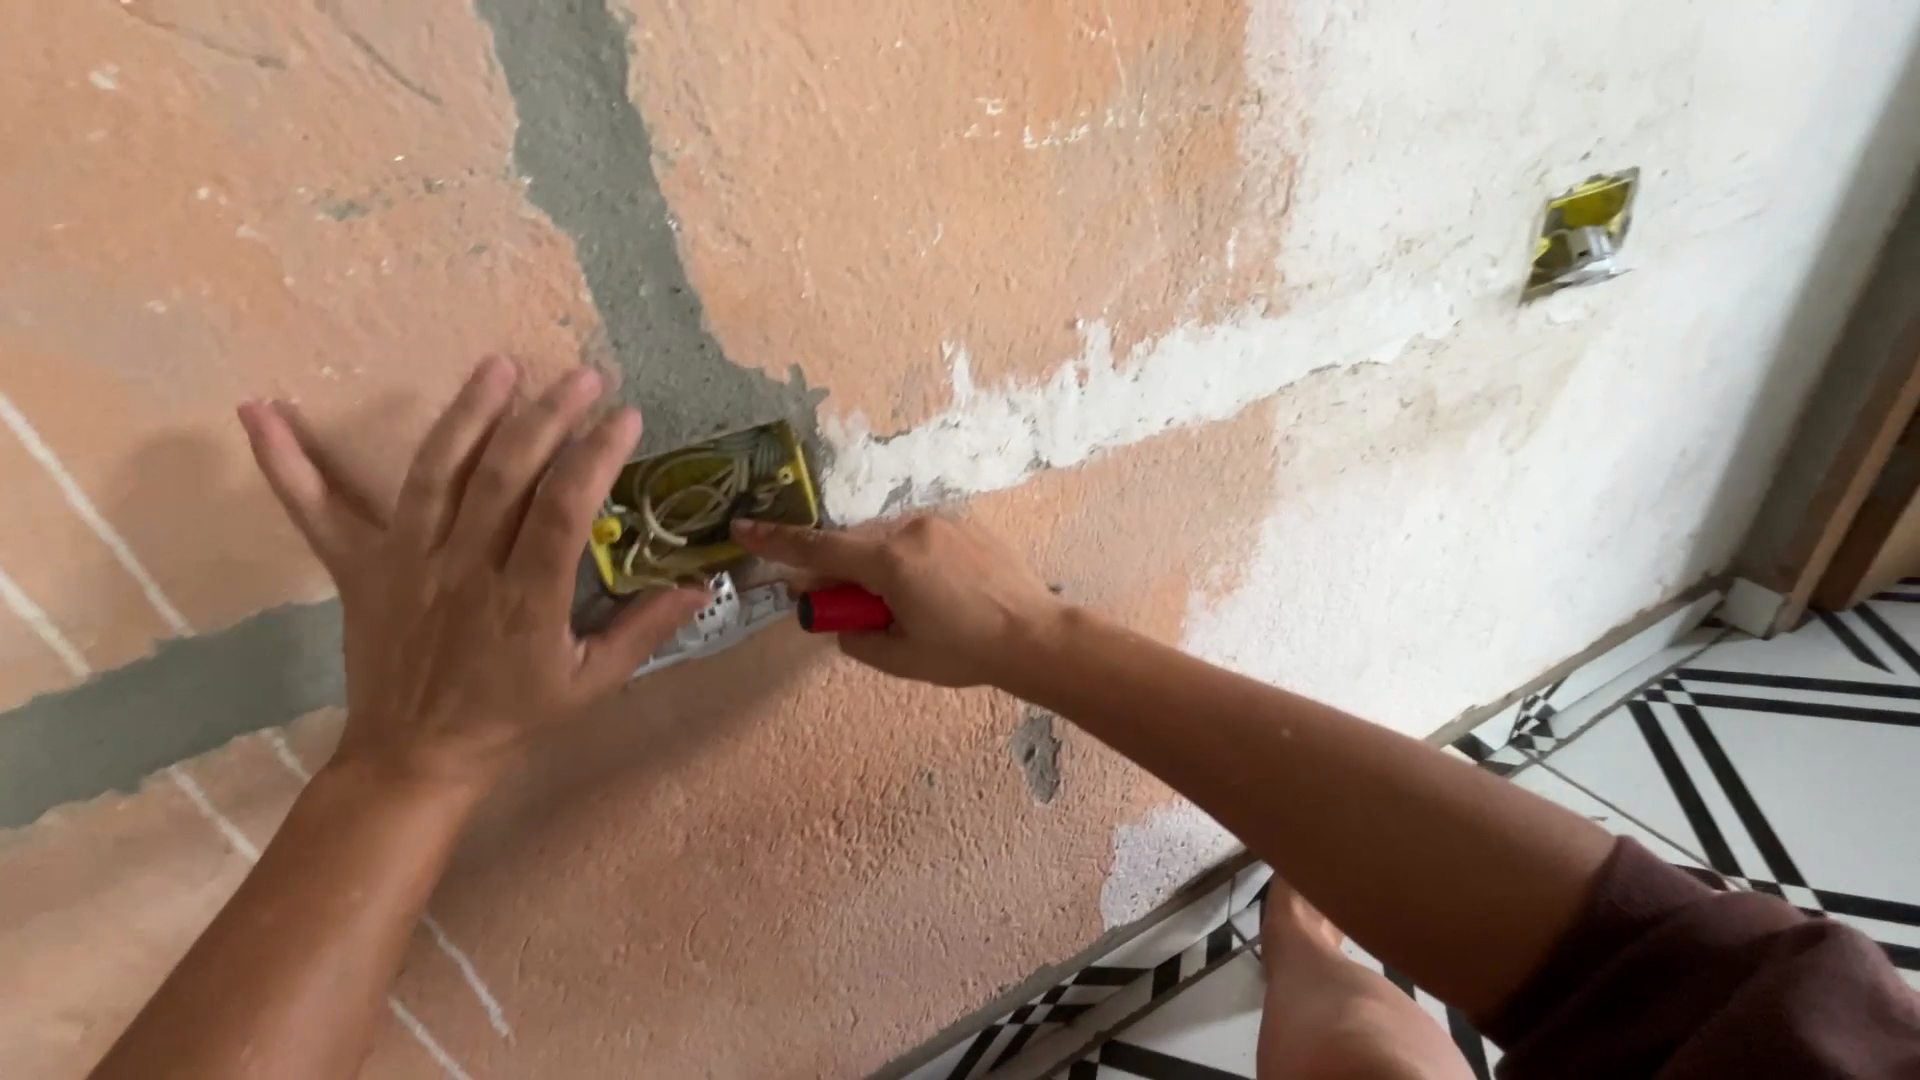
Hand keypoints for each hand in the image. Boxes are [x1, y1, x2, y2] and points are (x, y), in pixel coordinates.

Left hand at [238, 358, 708, 790]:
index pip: (563, 511)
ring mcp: (404, 562)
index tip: (625, 418)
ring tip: (501, 366)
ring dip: (468, 414)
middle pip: (505, 476)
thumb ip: (645, 630)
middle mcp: (464, 569)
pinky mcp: (359, 568)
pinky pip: (317, 512)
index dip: (595, 458)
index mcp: (525, 600)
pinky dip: (288, 462)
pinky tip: (262, 411)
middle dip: (547, 418)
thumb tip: (700, 584)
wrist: (418, 756)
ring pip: (436, 473)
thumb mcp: (594, 682)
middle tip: (583, 378)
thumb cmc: (516, 716)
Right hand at [731, 515, 1066, 687]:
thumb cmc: (965, 652)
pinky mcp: (964, 523)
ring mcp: (940, 522)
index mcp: (889, 562)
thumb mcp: (899, 658)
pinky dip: (910, 558)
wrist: (1036, 635)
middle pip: (854, 546)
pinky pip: (918, 536)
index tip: (742, 528)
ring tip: (914, 604)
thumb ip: (854, 636)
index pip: (817, 549)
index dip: (775, 542)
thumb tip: (838, 618)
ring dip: (880, 566)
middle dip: (844, 574)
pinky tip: (938, 589)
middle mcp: (910, 529)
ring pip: (887, 539)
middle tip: (856, 609)